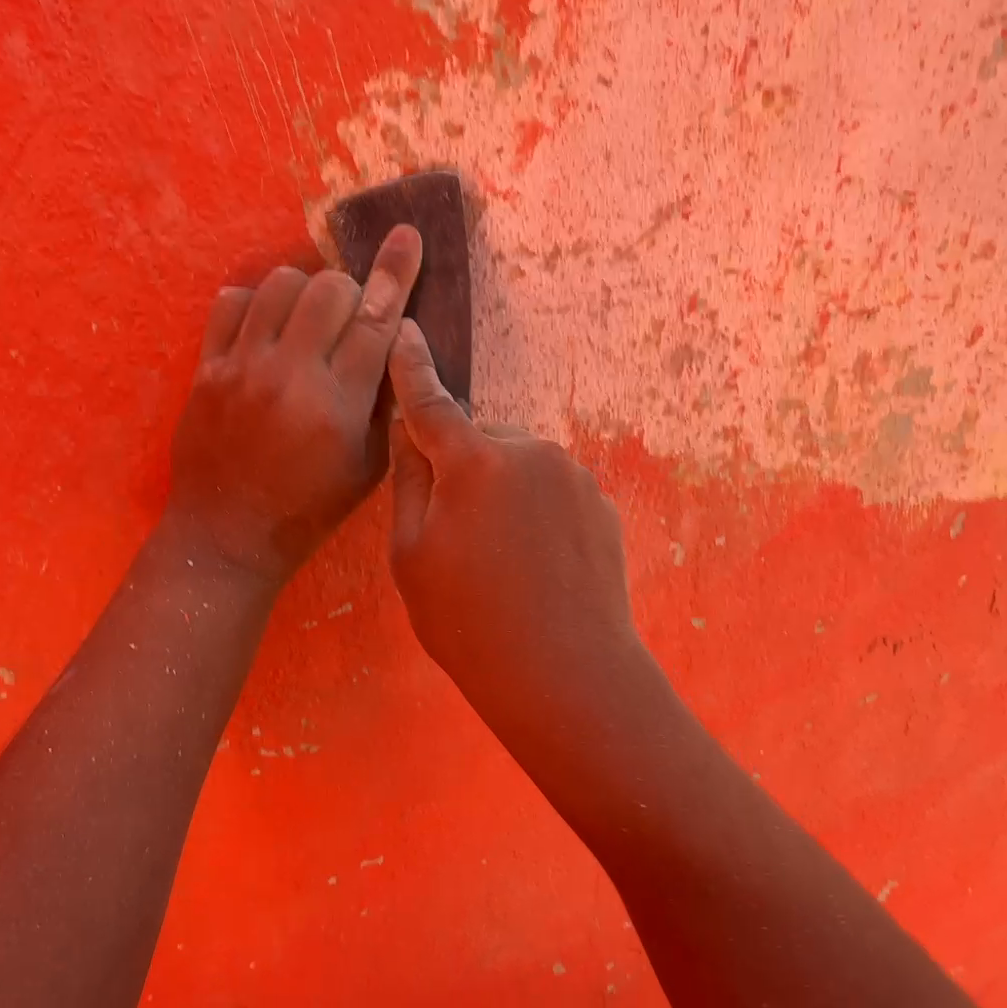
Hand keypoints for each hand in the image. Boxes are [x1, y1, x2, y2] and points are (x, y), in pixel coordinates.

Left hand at [166, 225, 423, 581]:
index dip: (395, 272)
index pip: (376, 320)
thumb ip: (384, 402)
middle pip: (328, 289)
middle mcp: (290, 377)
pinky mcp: (206, 370)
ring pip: (278, 284)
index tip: (406, 235)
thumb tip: (393, 340)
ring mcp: (242, 370)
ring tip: (303, 322)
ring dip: (302, 292)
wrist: (227, 537)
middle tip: (345, 318)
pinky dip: (253, 303)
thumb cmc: (308, 510)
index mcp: (338, 407)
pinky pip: (229, 302)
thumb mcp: (367, 468)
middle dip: (348, 291)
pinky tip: (262, 329)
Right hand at [384, 321, 641, 683]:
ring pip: (516, 466)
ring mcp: (573, 476)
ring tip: (501, 561)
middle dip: (460, 469)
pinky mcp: (600, 503)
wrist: (567, 676)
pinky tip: (536, 566)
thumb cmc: (469, 622)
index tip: (405, 330)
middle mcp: (529, 451)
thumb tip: (412, 435)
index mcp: (474, 462)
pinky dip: (535, 512)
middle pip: (476, 441)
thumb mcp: (412, 557)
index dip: (411, 366)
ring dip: (500, 492)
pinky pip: (551, 491)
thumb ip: (410, 484)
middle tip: (456, 537)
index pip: (430, 401)